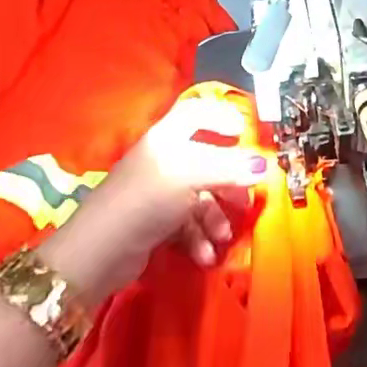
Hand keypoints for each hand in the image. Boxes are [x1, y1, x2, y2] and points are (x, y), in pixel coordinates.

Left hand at [35, 96, 267, 306]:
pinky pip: (189, 223)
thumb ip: (227, 167)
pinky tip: (203, 254)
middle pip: (205, 159)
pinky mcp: (157, 221)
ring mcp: (159, 190)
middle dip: (229, 181)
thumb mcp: (189, 176)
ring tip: (221, 237)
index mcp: (167, 137)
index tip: (245, 132)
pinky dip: (200, 237)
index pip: (194, 113)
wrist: (104, 248)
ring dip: (215, 217)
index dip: (220, 117)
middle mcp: (163, 158)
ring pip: (200, 196)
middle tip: (245, 202)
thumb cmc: (147, 199)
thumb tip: (262, 163)